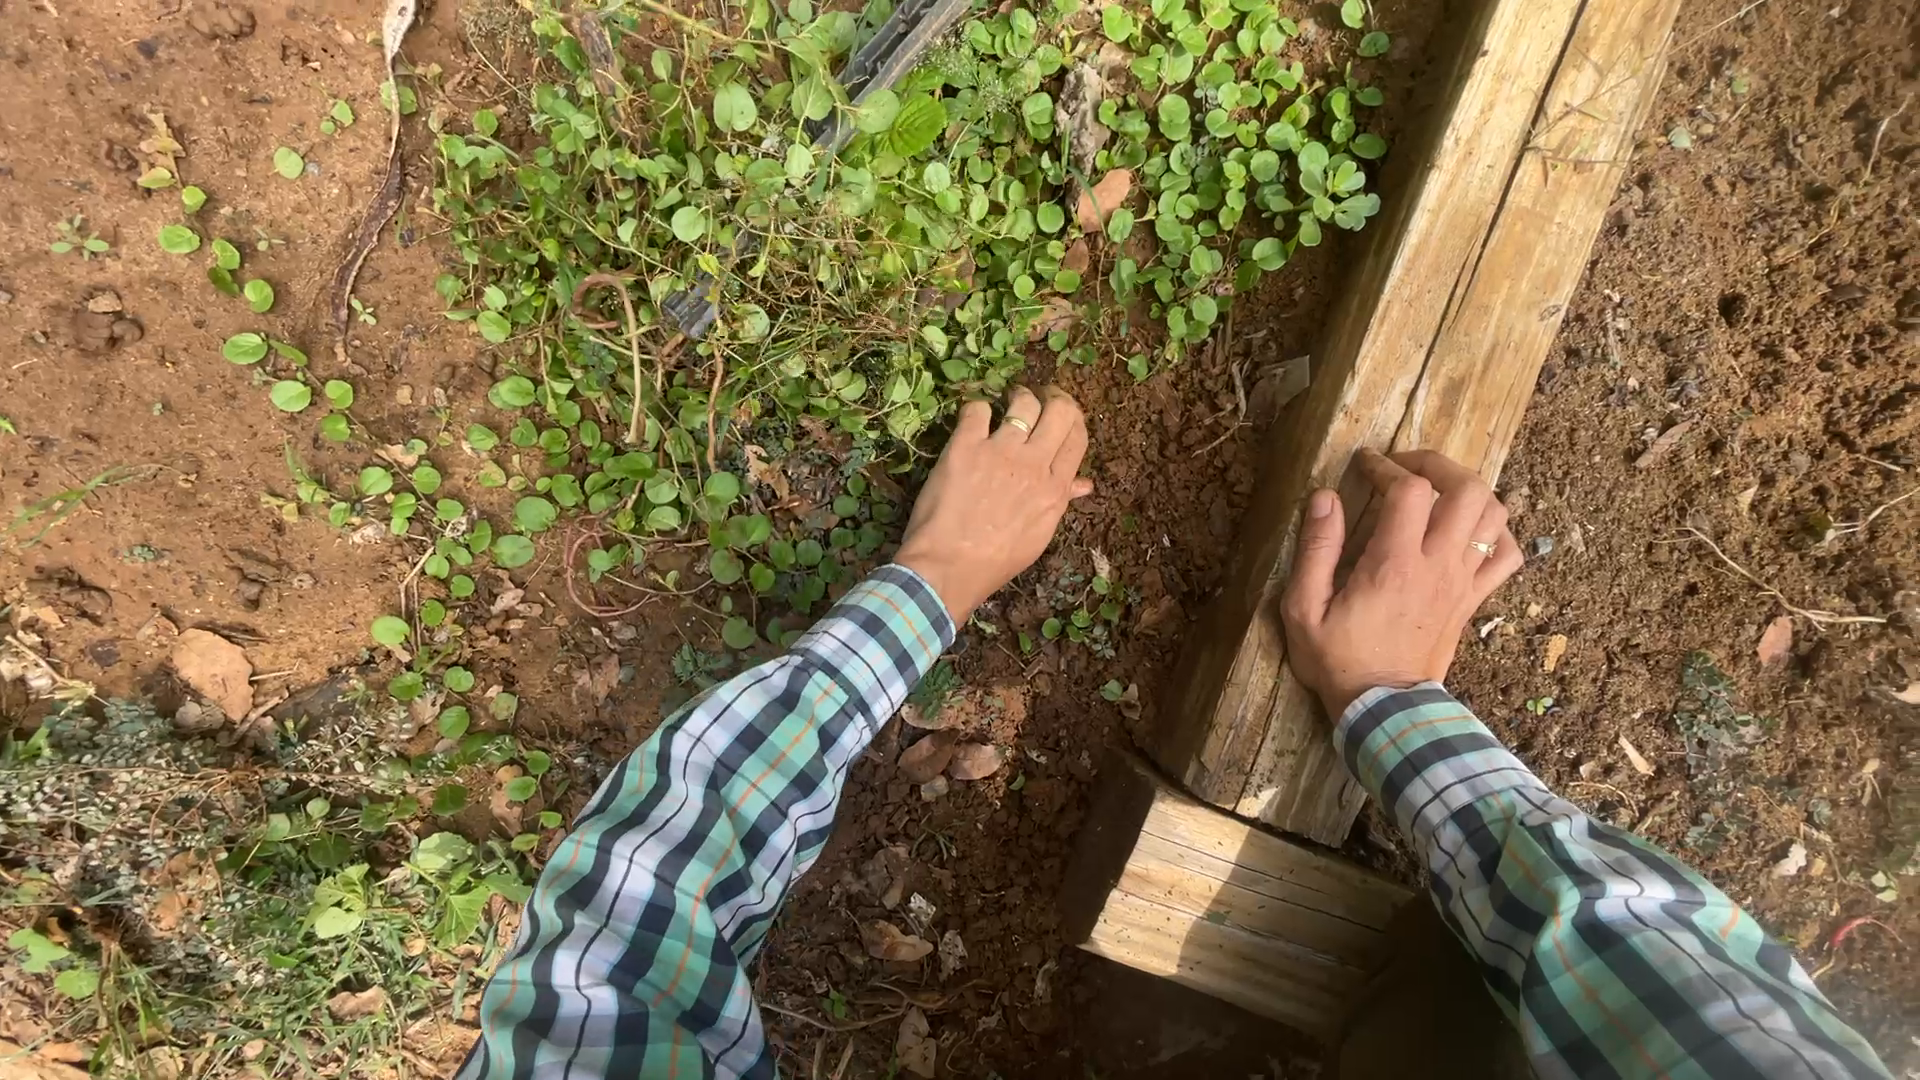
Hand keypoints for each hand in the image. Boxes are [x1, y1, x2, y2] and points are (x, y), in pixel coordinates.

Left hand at [896, 386, 1095, 620]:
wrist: (949, 566)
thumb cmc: (995, 560)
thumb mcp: (1038, 535)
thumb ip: (1060, 502)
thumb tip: (1084, 484)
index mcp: (1055, 489)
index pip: (1077, 438)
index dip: (1073, 419)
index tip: (1061, 415)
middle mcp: (1034, 464)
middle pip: (1059, 412)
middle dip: (1053, 397)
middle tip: (1039, 397)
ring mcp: (1000, 452)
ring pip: (1023, 404)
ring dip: (1018, 396)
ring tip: (1008, 399)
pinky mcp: (965, 446)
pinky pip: (978, 410)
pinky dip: (977, 409)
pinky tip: (973, 420)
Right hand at [1281, 449, 1523, 717]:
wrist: (1382, 708)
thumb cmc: (1335, 657)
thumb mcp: (1302, 608)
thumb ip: (1315, 550)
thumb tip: (1324, 498)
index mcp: (1393, 564)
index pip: (1409, 491)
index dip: (1386, 466)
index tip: (1363, 464)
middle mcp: (1438, 565)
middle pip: (1468, 490)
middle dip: (1438, 464)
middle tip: (1405, 466)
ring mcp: (1463, 582)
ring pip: (1494, 515)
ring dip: (1467, 490)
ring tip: (1434, 490)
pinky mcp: (1473, 600)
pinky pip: (1506, 554)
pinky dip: (1494, 530)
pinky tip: (1465, 530)